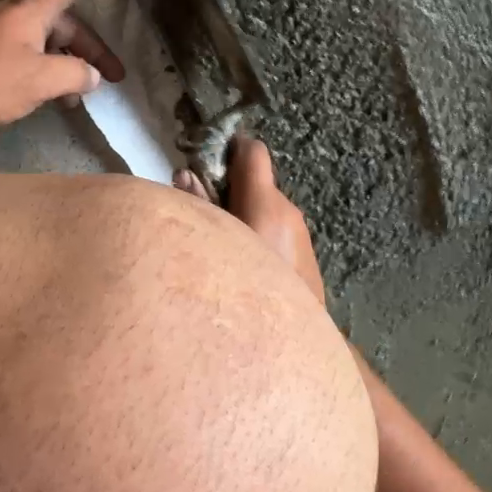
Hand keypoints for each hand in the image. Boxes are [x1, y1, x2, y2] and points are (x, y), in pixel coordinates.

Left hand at [0, 0, 126, 134]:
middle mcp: (14, 15)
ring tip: (78, 97)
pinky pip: (23, 54)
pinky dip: (41, 69)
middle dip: (89, 49)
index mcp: (30, 11)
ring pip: (42, 41)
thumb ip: (73, 74)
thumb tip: (90, 75)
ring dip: (64, 64)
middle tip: (112, 77)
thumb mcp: (39, 81)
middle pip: (61, 22)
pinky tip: (45, 96)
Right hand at [176, 135, 324, 303]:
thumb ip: (196, 205)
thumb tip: (184, 174)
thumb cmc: (243, 288)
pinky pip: (276, 230)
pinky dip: (258, 233)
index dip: (230, 149)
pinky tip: (244, 260)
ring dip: (244, 213)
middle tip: (203, 208)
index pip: (253, 152)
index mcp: (266, 203)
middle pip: (256, 182)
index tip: (208, 158)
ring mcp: (301, 233)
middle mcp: (288, 211)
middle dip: (229, 188)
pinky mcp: (306, 254)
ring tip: (222, 239)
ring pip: (266, 208)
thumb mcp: (211, 243)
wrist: (290, 342)